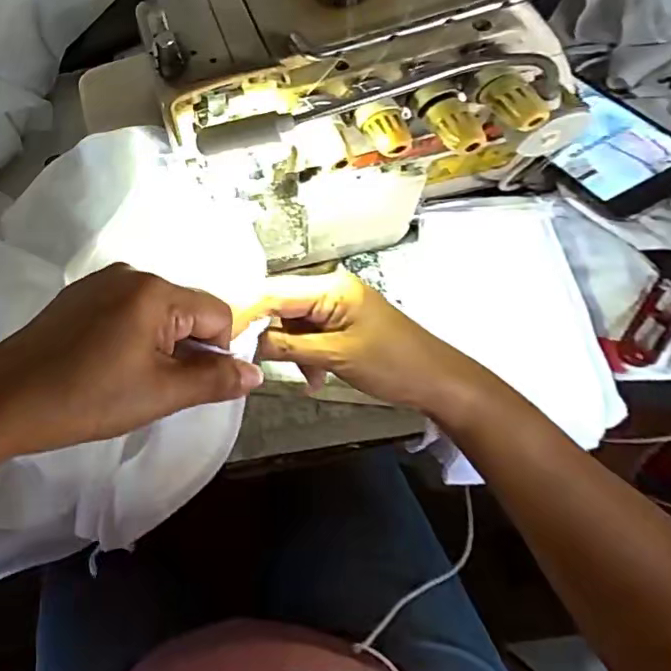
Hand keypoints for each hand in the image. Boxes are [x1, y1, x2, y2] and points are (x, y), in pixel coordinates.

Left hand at [0, 264, 264, 460]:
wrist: (5, 398)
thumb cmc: (87, 396)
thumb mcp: (159, 393)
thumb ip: (213, 379)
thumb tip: (254, 373)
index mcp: (154, 289)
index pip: (218, 311)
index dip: (217, 352)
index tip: (191, 387)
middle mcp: (129, 273)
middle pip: (185, 309)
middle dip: (185, 349)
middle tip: (156, 388)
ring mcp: (98, 281)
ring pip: (155, 312)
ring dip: (158, 346)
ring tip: (128, 381)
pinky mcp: (76, 296)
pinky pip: (125, 311)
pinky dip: (129, 337)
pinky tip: (105, 367)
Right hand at [242, 271, 493, 418]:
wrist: (445, 385)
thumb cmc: (394, 365)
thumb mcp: (336, 356)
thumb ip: (287, 346)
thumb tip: (246, 342)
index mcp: (330, 286)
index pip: (273, 293)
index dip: (246, 314)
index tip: (225, 336)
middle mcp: (329, 286)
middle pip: (279, 304)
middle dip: (267, 333)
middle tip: (252, 359)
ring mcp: (336, 303)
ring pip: (291, 319)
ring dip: (288, 347)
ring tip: (303, 376)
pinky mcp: (341, 320)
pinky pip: (307, 329)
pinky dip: (303, 351)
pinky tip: (312, 375)